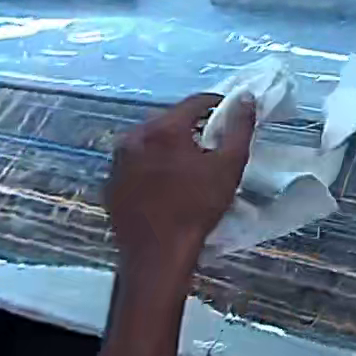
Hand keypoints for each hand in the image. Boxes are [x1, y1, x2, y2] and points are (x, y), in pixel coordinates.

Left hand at [104, 93, 253, 268]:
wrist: (157, 257)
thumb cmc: (197, 208)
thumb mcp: (229, 165)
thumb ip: (239, 127)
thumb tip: (245, 98)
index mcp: (163, 129)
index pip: (195, 101)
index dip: (217, 105)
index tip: (230, 116)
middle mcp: (135, 137)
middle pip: (172, 118)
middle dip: (193, 125)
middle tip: (212, 143)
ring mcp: (118, 160)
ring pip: (152, 138)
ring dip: (172, 143)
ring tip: (191, 164)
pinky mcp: (111, 181)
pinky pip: (137, 159)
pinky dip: (153, 162)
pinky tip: (167, 182)